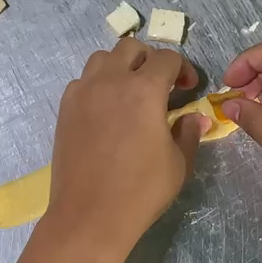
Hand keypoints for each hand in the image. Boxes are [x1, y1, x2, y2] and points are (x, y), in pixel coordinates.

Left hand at [39, 37, 207, 261]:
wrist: (89, 214)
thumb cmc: (141, 191)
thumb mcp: (178, 163)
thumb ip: (188, 132)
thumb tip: (196, 117)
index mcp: (144, 89)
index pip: (167, 58)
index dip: (183, 68)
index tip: (188, 88)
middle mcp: (111, 80)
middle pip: (131, 48)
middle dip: (150, 59)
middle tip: (160, 85)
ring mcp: (84, 90)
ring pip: (102, 58)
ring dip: (120, 66)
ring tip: (130, 91)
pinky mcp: (66, 106)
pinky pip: (83, 80)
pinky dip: (98, 83)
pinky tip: (106, 109)